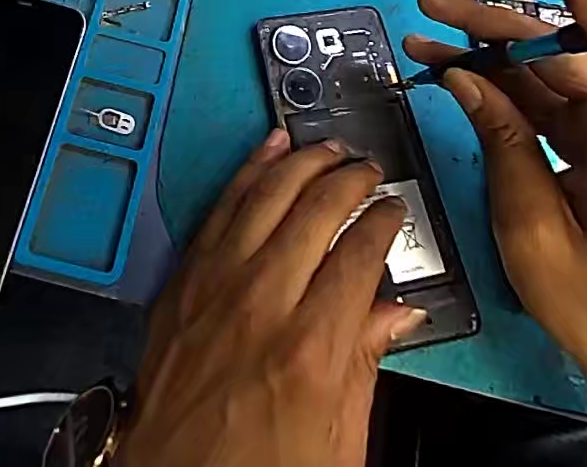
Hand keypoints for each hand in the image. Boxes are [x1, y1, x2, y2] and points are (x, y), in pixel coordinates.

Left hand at [118, 133, 427, 466]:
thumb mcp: (337, 438)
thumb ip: (366, 360)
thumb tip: (398, 310)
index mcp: (310, 348)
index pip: (360, 255)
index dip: (384, 223)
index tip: (393, 211)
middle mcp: (262, 301)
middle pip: (317, 210)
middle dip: (351, 179)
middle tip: (369, 170)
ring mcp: (219, 280)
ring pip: (269, 193)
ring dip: (304, 161)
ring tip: (329, 147)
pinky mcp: (188, 274)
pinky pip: (223, 204)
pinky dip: (250, 168)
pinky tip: (270, 148)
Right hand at [406, 0, 586, 466]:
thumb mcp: (534, 229)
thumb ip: (505, 144)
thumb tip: (467, 79)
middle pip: (568, 51)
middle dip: (497, 24)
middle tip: (432, 5)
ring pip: (549, 71)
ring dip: (488, 54)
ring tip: (424, 39)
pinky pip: (546, 101)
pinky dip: (501, 88)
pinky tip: (454, 78)